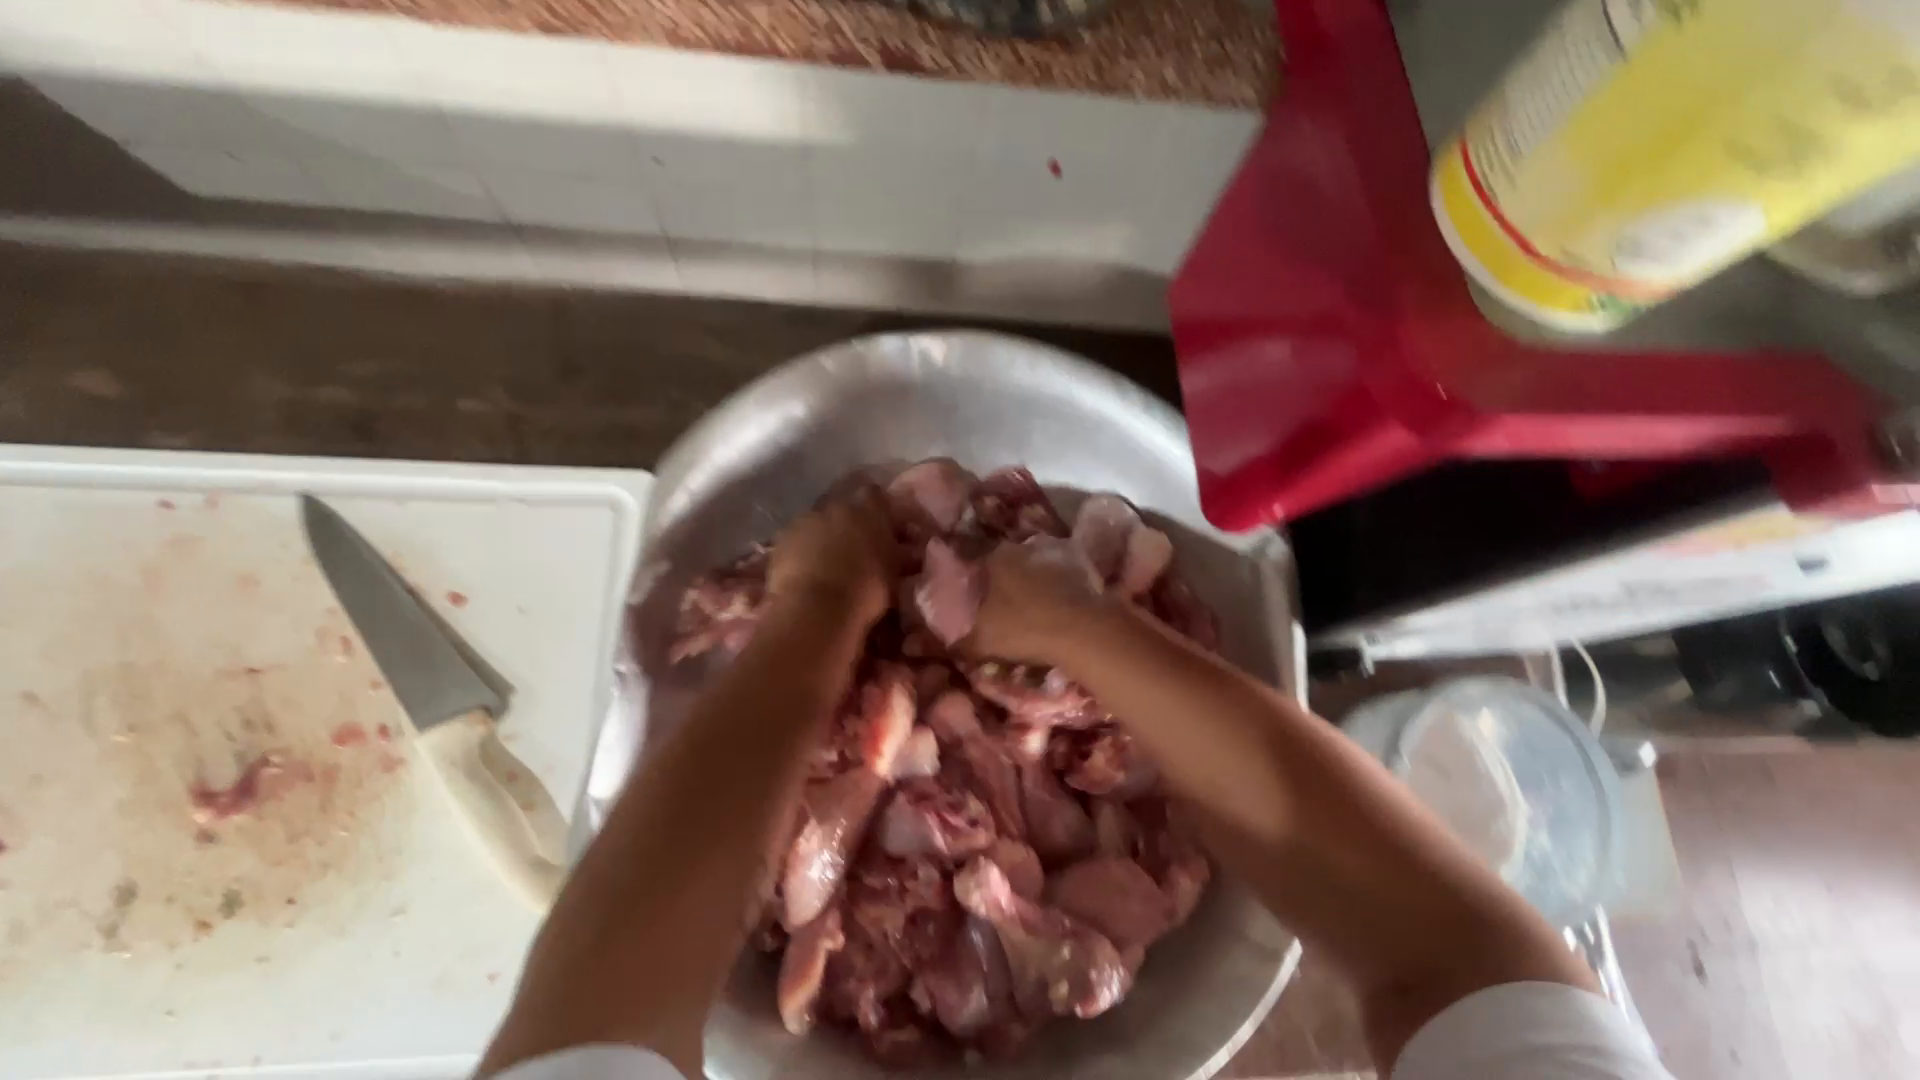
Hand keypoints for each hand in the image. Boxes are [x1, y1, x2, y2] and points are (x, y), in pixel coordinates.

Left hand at [766, 480, 895, 623]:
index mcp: (869, 510)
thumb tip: (901, 546)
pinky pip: (796, 537)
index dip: (876, 506)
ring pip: (817, 519)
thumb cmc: (865, 592)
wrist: (816, 608)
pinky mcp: (781, 537)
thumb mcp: (893, 572)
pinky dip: (801, 548)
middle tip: (852, 541)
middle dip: (847, 517)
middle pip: (842, 501)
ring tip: (825, 559)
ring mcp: (806, 519)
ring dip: (822, 532)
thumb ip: (894, 551)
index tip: (878, 521)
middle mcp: (837, 505)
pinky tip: (805, 569)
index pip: (875, 493)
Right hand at [966, 537, 1110, 663]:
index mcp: (996, 557)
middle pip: (1006, 568)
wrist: (1082, 632)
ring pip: (1034, 575)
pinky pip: (1058, 586)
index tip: (970, 604)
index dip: (971, 585)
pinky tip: (1051, 618)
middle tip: (996, 612)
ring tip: (1025, 617)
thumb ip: (960, 642)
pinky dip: (1053, 598)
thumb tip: (948, 646)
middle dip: (1001, 586)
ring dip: (1029, 592)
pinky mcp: (1082, 574)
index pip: (976, 564)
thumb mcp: (981, 641)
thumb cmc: (1022, 628)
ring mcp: (1056, 559)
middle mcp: (1025, 549)